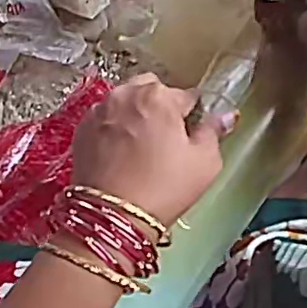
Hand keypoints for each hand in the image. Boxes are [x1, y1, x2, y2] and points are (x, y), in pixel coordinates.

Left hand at [71, 74, 227, 223]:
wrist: (111, 217)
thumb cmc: (164, 188)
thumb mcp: (205, 162)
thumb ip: (214, 132)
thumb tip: (225, 115)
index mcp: (160, 96)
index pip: (188, 95)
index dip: (193, 115)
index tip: (192, 134)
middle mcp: (126, 94)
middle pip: (152, 90)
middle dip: (161, 107)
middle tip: (167, 140)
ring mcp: (100, 110)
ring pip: (126, 101)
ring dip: (135, 114)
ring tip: (141, 147)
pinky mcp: (81, 129)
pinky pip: (105, 118)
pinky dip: (114, 127)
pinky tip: (121, 153)